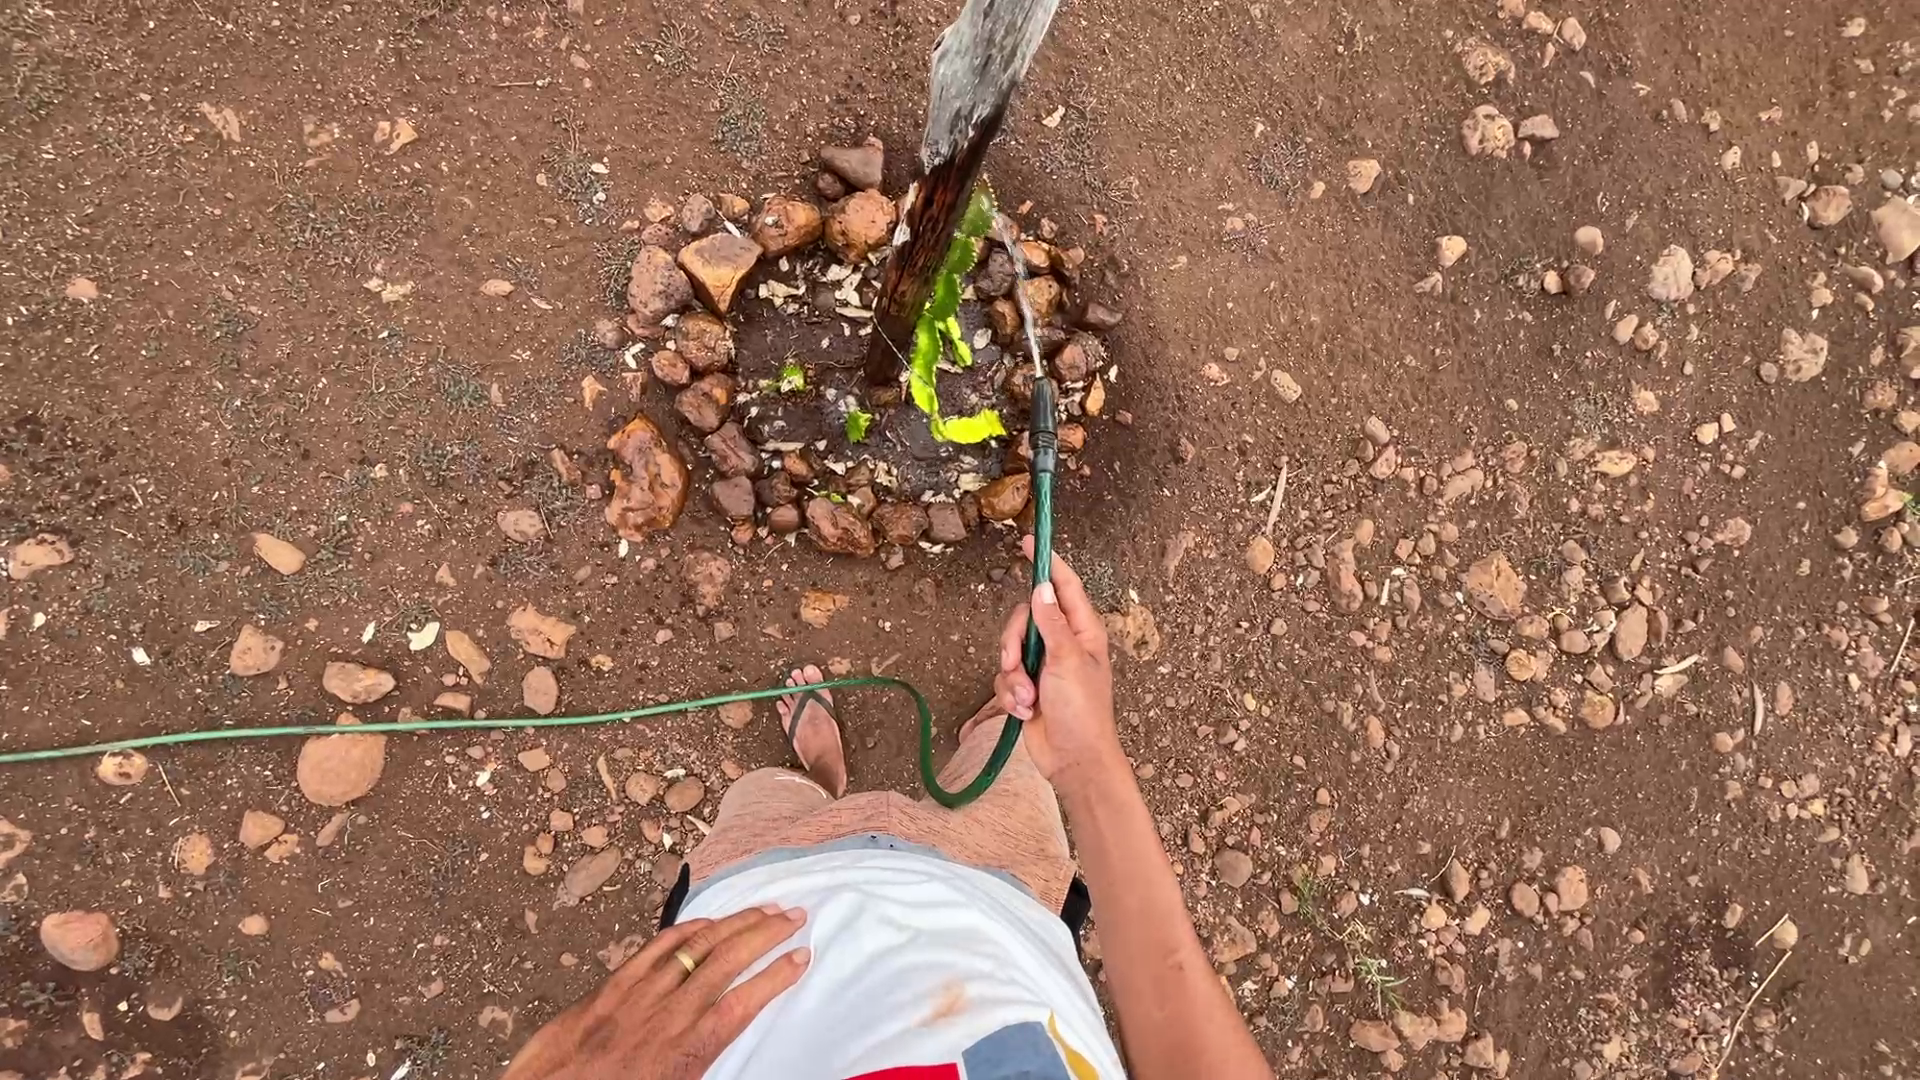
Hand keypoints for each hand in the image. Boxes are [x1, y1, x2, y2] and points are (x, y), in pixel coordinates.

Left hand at [501, 905, 809, 1079]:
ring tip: (764, 907)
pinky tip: (706, 921)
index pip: (742, 1003)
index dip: (777, 976)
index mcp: (683, 1053)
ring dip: (735, 923)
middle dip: (766, 933)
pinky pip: (654, 948)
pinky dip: (686, 929)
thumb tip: (724, 1037)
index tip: (803, 956)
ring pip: (696, 946)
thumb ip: (696, 1066)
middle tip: (796, 914)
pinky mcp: (609, 988)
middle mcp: (666, 1016)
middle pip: (727, 961)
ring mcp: (636, 995)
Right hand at [993, 536, 1124, 798]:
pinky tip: (1024, 711)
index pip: (1064, 586)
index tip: (1028, 542)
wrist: (1072, 760)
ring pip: (1010, 650)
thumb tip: (1042, 587)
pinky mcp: (1027, 686)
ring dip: (1012, 677)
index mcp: (1082, 631)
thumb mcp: (1067, 661)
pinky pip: (1005, 677)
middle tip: (1015, 663)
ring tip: (1026, 699)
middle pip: (1024, 618)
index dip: (1047, 563)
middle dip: (1013, 643)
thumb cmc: (1082, 711)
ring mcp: (1043, 665)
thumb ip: (1051, 623)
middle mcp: (1062, 642)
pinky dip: (1010, 694)